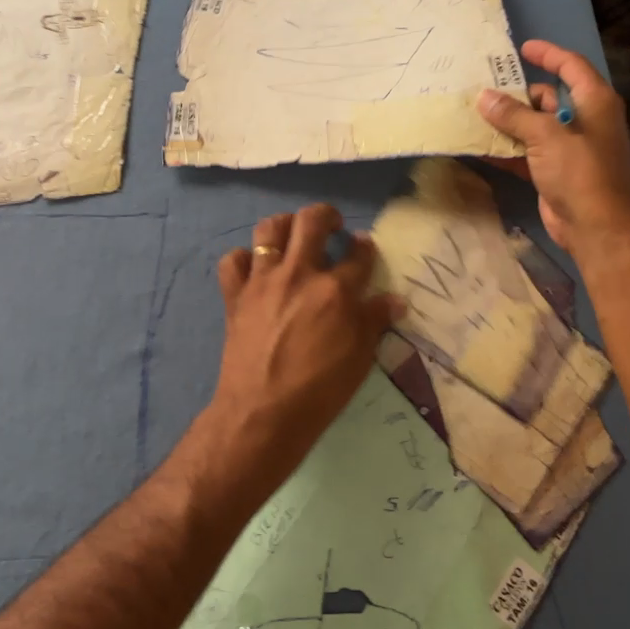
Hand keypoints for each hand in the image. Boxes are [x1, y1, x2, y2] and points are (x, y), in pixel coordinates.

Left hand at [205, 205, 403, 481]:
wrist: (263, 413)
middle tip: (332, 226)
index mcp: (336, 290)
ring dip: (285, 225)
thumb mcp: (359, 358)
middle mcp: (299, 275)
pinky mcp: (236, 295)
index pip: (357, 254)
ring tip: (293, 236)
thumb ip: (374, 321)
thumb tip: (396, 300)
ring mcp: (263, 281)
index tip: (365, 246)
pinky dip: (244, 259)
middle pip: (311, 221)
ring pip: (269, 228)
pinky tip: (255, 269)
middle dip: (326, 215)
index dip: (365, 247)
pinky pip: (233, 261)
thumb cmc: (320, 390)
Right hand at [477, 39, 629, 258]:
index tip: (522, 49)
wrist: (596, 227)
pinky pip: (526, 152)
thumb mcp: (546, 136)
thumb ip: (513, 115)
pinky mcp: (555, 172)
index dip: (548, 54)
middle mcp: (585, 120)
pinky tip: (479, 147)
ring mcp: (569, 148)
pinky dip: (506, 149)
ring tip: (473, 115)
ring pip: (534, 126)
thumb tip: (484, 97)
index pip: (571, 66)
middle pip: (548, 97)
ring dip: (507, 123)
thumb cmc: (580, 172)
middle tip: (482, 89)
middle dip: (517, 94)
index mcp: (594, 102)